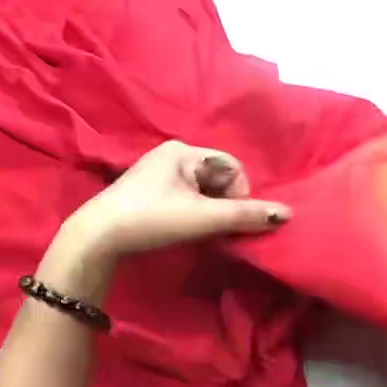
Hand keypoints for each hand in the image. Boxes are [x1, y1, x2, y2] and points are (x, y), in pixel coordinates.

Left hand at [56, 141, 290, 264]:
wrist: (99, 235)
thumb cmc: (151, 219)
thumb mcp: (202, 217)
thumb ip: (245, 215)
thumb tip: (288, 213)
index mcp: (182, 150)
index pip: (232, 166)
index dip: (239, 194)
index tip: (228, 219)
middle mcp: (170, 154)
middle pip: (218, 177)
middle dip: (224, 203)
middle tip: (214, 228)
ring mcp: (157, 171)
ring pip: (202, 189)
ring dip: (210, 210)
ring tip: (199, 230)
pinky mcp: (149, 190)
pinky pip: (185, 196)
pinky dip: (193, 212)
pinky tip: (184, 228)